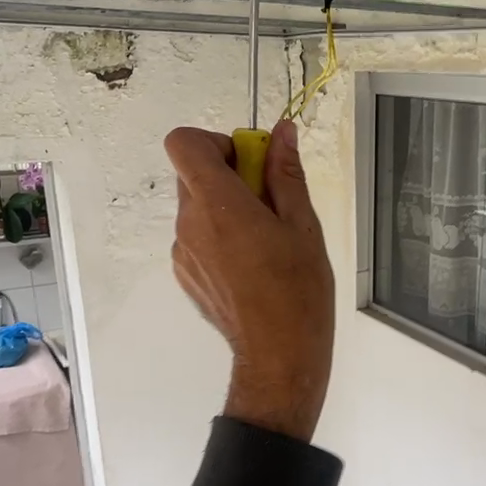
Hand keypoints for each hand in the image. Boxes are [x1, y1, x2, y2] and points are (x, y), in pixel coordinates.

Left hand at [166, 120, 334, 441]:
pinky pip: (197, 238)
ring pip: (197, 208)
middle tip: (269, 204)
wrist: (278, 354)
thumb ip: (285, 174)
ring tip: (265, 243)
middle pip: (192, 174)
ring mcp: (182, 252)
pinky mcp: (185, 275)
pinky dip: (219, 238)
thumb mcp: (303, 225)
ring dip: (225, 209)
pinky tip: (251, 267)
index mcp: (218, 203)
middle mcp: (189, 223)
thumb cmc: (298, 289)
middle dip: (228, 176)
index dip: (215, 142)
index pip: (184, 142)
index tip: (249, 164)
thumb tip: (281, 132)